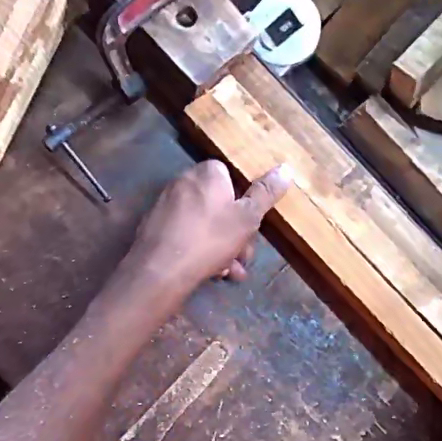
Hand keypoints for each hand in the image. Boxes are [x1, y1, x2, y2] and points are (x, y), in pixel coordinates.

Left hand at [122, 160, 290, 292]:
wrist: (160, 271)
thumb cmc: (210, 238)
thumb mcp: (248, 217)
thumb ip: (266, 193)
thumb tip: (286, 169)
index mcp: (207, 173)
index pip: (231, 175)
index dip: (245, 200)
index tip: (253, 224)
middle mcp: (184, 182)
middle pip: (220, 203)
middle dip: (236, 232)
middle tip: (244, 256)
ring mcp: (167, 205)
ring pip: (205, 222)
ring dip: (223, 246)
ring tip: (231, 271)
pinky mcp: (156, 227)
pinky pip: (187, 234)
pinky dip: (201, 249)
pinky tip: (212, 272)